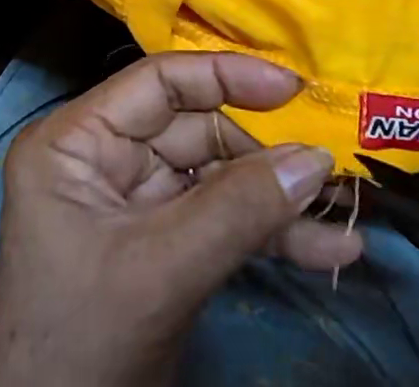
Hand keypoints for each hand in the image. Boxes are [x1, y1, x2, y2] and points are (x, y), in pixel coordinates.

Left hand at [0, 52, 364, 386]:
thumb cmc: (79, 342)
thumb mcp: (159, 269)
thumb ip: (239, 209)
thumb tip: (317, 158)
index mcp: (79, 142)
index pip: (161, 82)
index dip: (227, 76)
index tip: (291, 88)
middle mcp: (109, 158)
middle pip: (201, 129)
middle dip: (265, 153)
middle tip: (329, 166)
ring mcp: (140, 200)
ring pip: (222, 176)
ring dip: (280, 200)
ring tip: (340, 213)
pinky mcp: (167, 240)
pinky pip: (225, 219)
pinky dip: (272, 234)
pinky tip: (327, 250)